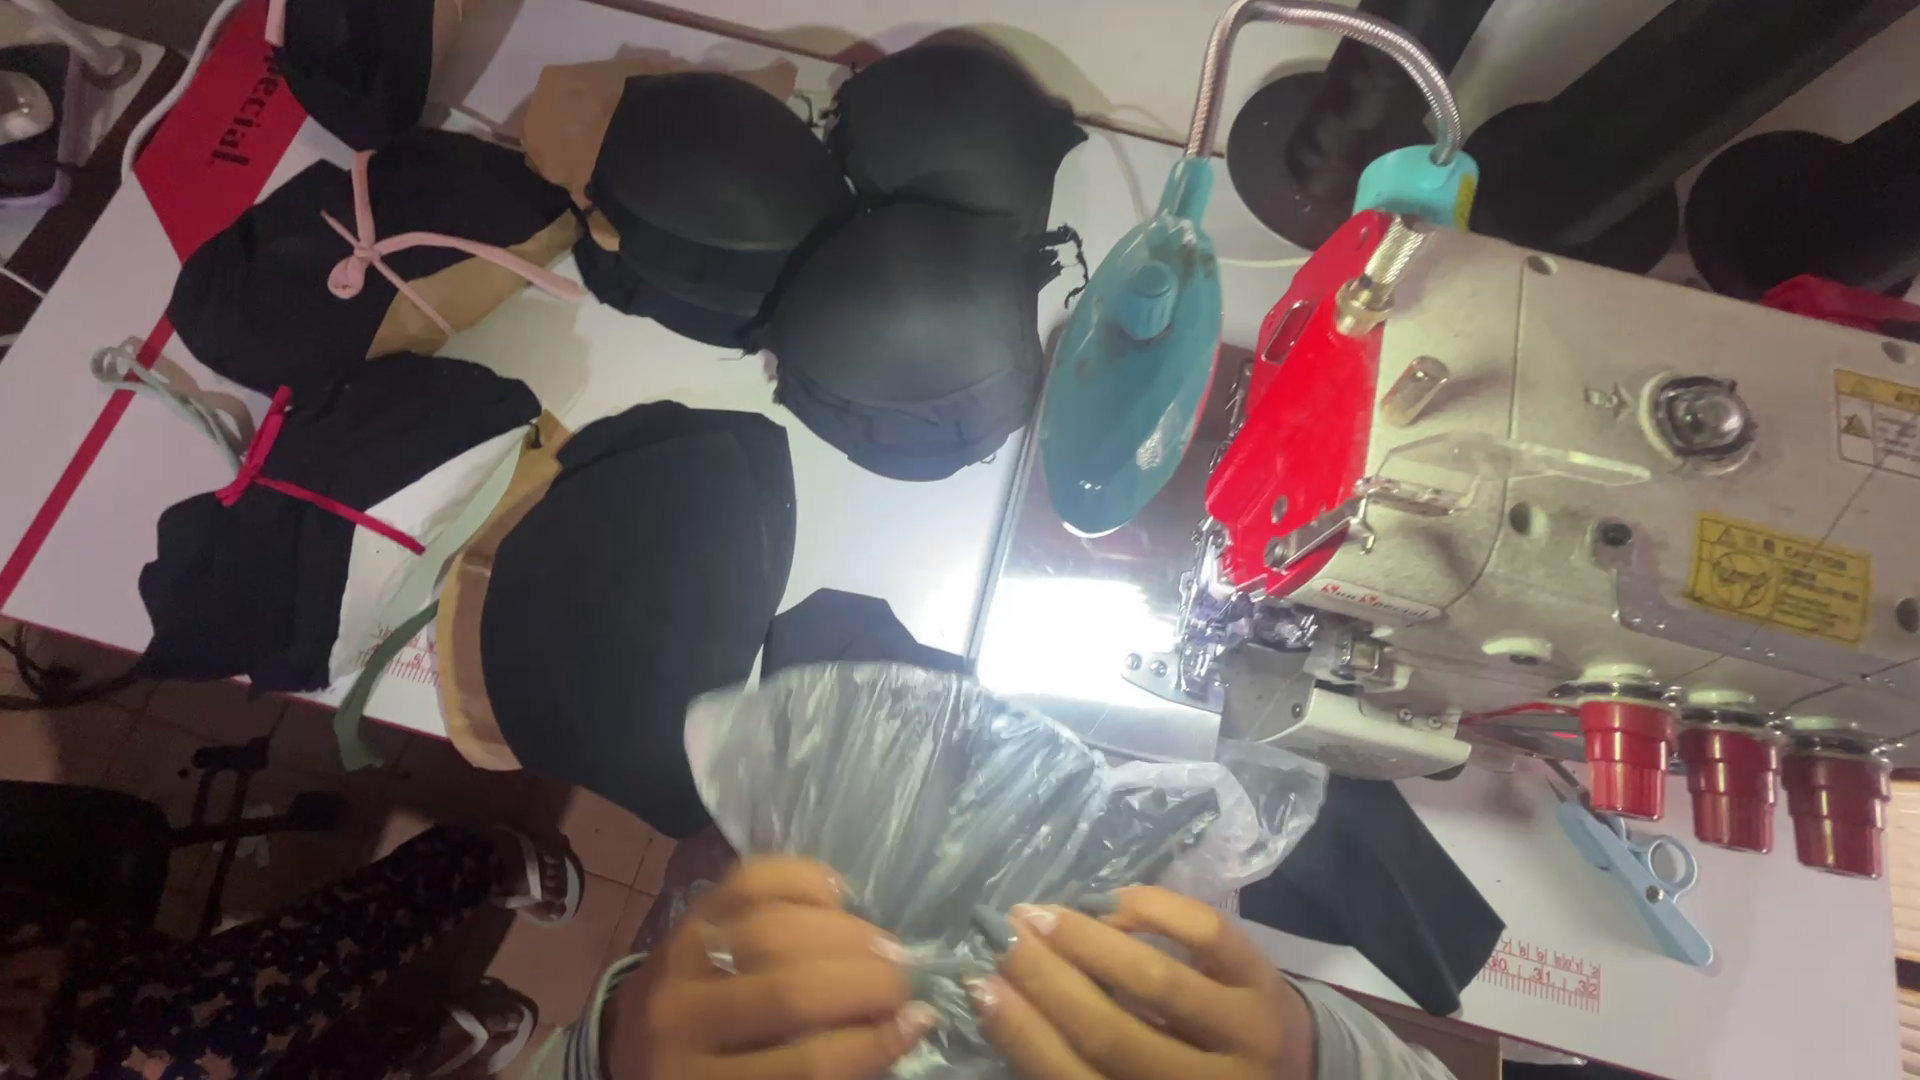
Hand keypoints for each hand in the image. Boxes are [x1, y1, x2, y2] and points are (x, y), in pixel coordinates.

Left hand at [606, 856, 934, 1079]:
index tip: (917, 1022)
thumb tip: (905, 1026)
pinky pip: (753, 879)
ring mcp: (681, 956)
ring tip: (883, 944)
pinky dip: (804, 879)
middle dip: (863, 982)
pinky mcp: (690, 910)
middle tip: (904, 979)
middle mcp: (682, 1023)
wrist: (626, 1048)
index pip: (802, 1067)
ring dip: (845, 933)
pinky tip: (839, 897)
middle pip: (788, 993)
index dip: (870, 1045)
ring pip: (774, 931)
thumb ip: (816, 1067)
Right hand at [970, 887, 1315, 1079]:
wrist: (1282, 1068)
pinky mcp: (1265, 983)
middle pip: (1112, 1033)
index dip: (1023, 1032)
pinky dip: (1149, 910)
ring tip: (1042, 912)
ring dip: (1088, 941)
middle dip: (1045, 976)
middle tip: (1004, 932)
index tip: (979, 982)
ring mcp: (1246, 1036)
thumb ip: (1079, 1055)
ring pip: (1156, 983)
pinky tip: (1109, 902)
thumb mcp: (1130, 1079)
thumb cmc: (1180, 1076)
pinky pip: (1203, 934)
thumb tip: (1001, 993)